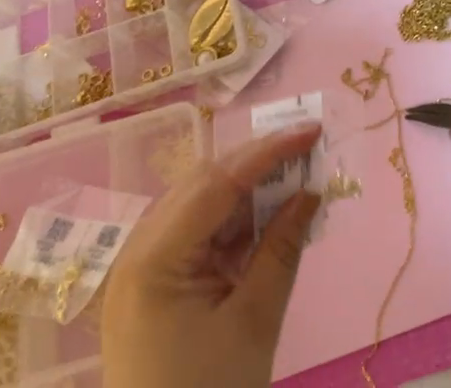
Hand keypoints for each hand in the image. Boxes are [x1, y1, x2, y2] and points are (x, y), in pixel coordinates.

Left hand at [102, 124, 322, 387]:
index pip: (217, 183)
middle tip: (308, 147)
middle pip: (203, 186)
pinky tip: (269, 217)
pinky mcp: (154, 285)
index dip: (267, 151)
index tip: (311, 129)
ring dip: (249, 191)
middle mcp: (139, 251)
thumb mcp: (254, 321)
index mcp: (153, 259)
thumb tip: (311, 192)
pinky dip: (235, 223)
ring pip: (201, 206)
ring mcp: (143, 268)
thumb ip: (282, 248)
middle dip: (258, 163)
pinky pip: (198, 236)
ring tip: (297, 176)